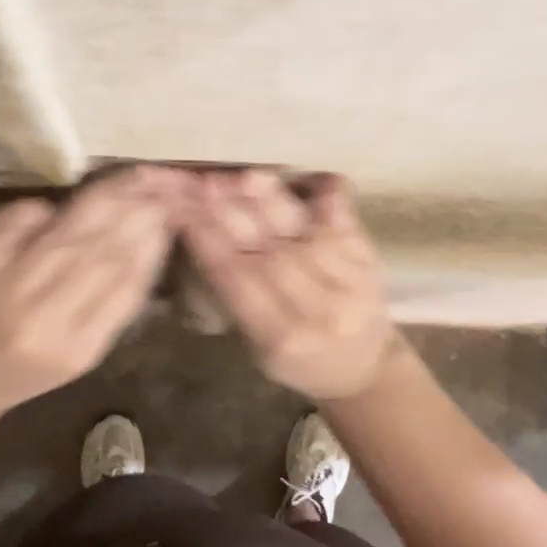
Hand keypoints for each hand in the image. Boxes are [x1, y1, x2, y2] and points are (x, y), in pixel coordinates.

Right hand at [0, 166, 179, 419]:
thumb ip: (3, 231)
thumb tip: (54, 209)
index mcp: (11, 294)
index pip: (70, 237)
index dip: (106, 202)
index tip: (131, 172)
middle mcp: (50, 321)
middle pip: (104, 257)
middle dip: (136, 215)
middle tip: (161, 181)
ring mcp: (77, 343)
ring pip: (122, 281)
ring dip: (150, 240)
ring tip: (167, 204)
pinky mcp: (93, 355)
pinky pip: (126, 307)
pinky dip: (145, 272)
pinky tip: (157, 245)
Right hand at [182, 170, 395, 400]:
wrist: (366, 370)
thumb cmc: (299, 360)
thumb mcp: (258, 346)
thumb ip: (234, 296)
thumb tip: (200, 233)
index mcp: (279, 336)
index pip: (234, 277)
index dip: (205, 238)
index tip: (177, 207)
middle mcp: (315, 308)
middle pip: (264, 249)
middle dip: (227, 211)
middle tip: (198, 181)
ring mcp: (348, 282)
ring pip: (299, 231)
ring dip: (267, 200)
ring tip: (240, 176)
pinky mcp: (369, 260)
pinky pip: (344, 220)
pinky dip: (325, 195)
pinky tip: (311, 177)